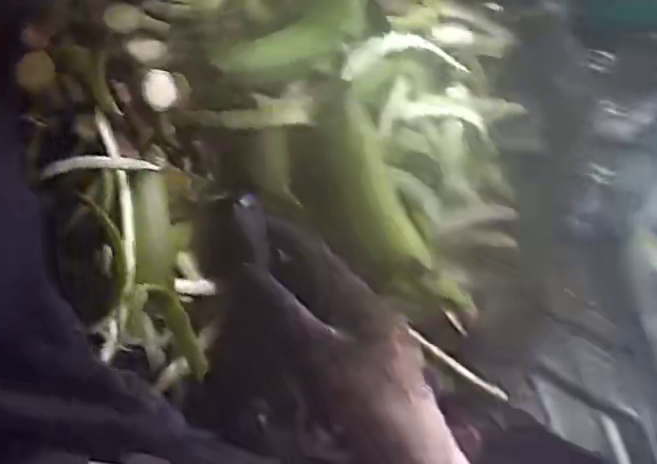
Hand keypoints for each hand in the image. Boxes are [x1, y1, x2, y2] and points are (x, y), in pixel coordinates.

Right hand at [241, 214, 469, 463]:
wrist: (412, 461)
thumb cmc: (363, 397)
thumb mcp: (313, 349)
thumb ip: (279, 303)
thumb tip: (245, 264)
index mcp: (360, 294)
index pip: (312, 247)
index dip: (277, 229)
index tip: (244, 217)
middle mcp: (371, 306)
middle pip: (318, 269)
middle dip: (280, 258)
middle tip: (244, 253)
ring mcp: (377, 333)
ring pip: (324, 295)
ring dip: (291, 286)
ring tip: (258, 285)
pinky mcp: (375, 359)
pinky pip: (330, 319)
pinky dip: (304, 310)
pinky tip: (287, 322)